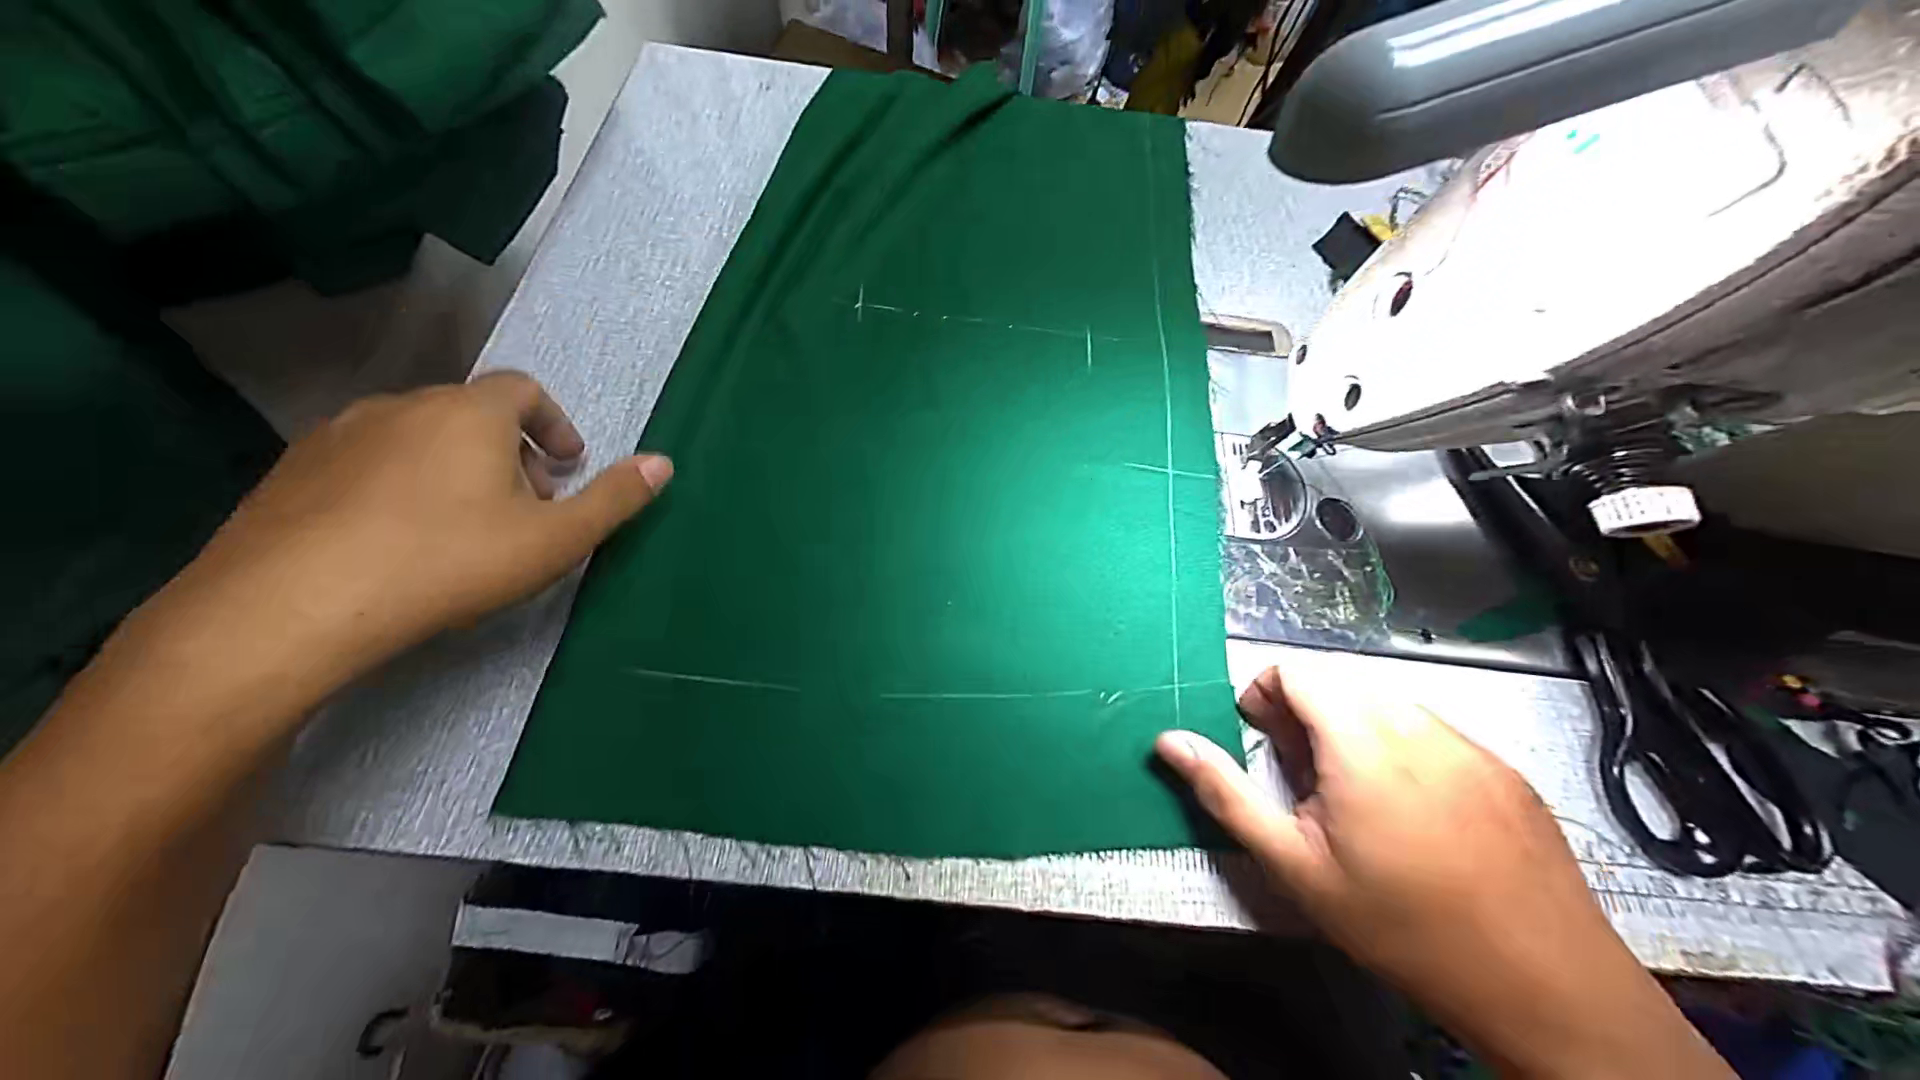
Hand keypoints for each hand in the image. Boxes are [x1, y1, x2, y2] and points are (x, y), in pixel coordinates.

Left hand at [152, 371, 670, 697]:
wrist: (292, 606)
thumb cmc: (450, 561)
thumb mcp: (556, 539)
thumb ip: (615, 499)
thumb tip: (663, 463)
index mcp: (470, 413)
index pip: (524, 390)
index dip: (556, 423)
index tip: (569, 466)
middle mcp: (403, 406)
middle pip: (474, 412)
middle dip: (513, 451)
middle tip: (528, 505)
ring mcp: (339, 435)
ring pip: (420, 436)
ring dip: (458, 466)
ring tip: (468, 525)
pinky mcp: (293, 471)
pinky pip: (370, 462)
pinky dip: (403, 483)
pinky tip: (403, 539)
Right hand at [1155, 665, 1733, 1079]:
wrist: (1545, 988)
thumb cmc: (1400, 924)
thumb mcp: (1294, 864)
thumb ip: (1225, 792)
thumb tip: (1170, 741)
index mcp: (1362, 742)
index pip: (1297, 671)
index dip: (1265, 694)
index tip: (1260, 737)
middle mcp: (1418, 727)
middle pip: (1339, 683)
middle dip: (1303, 711)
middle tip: (1298, 772)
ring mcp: (1469, 746)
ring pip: (1385, 702)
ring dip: (1350, 725)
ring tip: (1349, 791)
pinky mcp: (1504, 770)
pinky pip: (1431, 730)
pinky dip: (1398, 745)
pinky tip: (1408, 809)